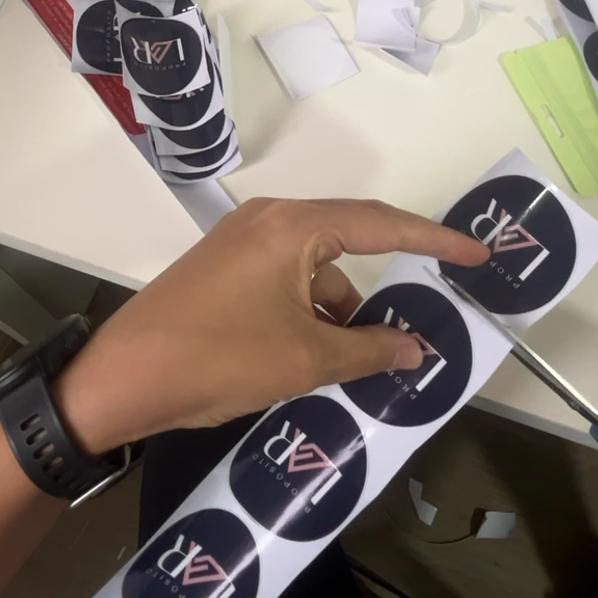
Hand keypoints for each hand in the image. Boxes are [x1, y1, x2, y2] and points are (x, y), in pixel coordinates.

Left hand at [53, 198, 488, 453]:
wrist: (122, 378)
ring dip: (340, 305)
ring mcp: (243, 239)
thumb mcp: (305, 359)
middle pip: (348, 239)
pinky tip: (313, 350)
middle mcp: (269, 218)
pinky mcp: (226, 264)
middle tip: (424, 305)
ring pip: (315, 265)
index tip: (474, 250)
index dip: (434, 239)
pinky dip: (309, 308)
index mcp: (292, 226)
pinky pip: (287, 276)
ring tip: (356, 356)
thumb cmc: (219, 359)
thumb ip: (370, 348)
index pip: (381, 224)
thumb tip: (416, 347)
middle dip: (384, 279)